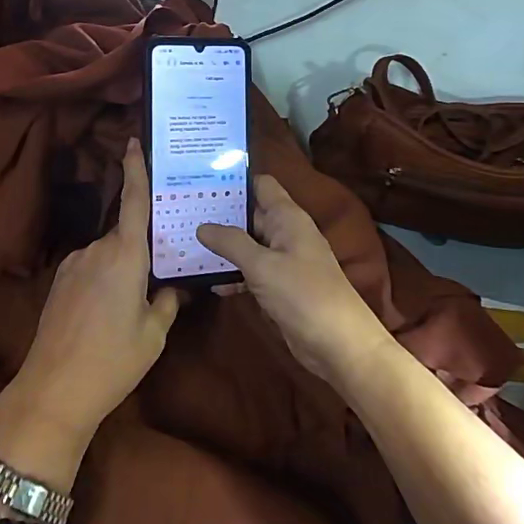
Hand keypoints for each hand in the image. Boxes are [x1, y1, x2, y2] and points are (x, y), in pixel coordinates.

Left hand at [0, 138, 181, 451]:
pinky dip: (105, 278)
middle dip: (143, 246)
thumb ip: (166, 302)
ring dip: (123, 266)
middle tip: (164, 269)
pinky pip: (91, 267)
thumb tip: (174, 287)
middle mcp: (97, 250)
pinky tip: (108, 312)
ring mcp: (74, 264)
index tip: (134, 143)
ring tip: (134, 303)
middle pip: (125, 234)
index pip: (133, 201)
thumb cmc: (112, 360)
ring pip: (108, 253)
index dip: (135, 169)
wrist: (53, 390)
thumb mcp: (153, 335)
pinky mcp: (59, 281)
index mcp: (124, 255)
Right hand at [197, 176, 393, 384]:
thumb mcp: (262, 266)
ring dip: (223, 246)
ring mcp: (284, 261)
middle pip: (250, 214)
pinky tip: (207, 280)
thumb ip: (231, 243)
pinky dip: (233, 273)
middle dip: (220, 213)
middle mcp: (286, 233)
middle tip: (183, 210)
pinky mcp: (280, 287)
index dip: (235, 180)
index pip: (261, 185)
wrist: (339, 344)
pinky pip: (252, 271)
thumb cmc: (303, 294)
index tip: (203, 179)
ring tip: (186, 241)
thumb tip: (202, 226)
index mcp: (288, 217)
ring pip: (248, 245)